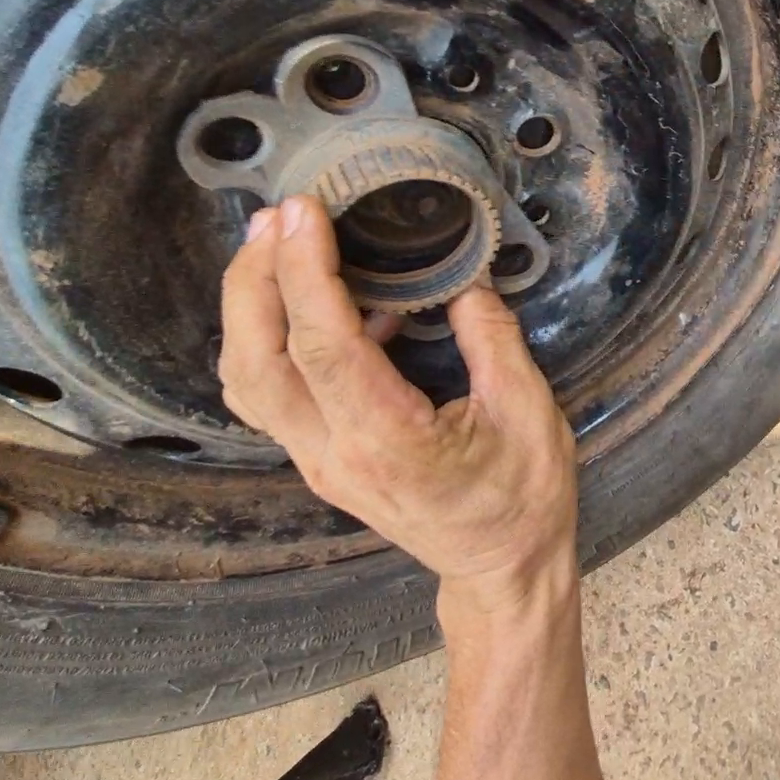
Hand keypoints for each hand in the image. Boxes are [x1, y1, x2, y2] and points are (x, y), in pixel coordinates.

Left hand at [219, 195, 578, 615]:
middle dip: (255, 281)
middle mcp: (336, 453)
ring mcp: (321, 462)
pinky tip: (319, 306)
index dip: (308, 274)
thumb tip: (464, 284)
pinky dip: (274, 339)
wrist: (503, 565)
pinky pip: (275, 395)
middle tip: (276, 217)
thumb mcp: (530, 410)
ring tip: (275, 247)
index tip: (305, 215)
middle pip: (257, 362)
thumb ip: (494, 341)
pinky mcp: (325, 460)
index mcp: (390, 439)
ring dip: (250, 309)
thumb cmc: (526, 494)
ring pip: (249, 381)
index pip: (324, 347)